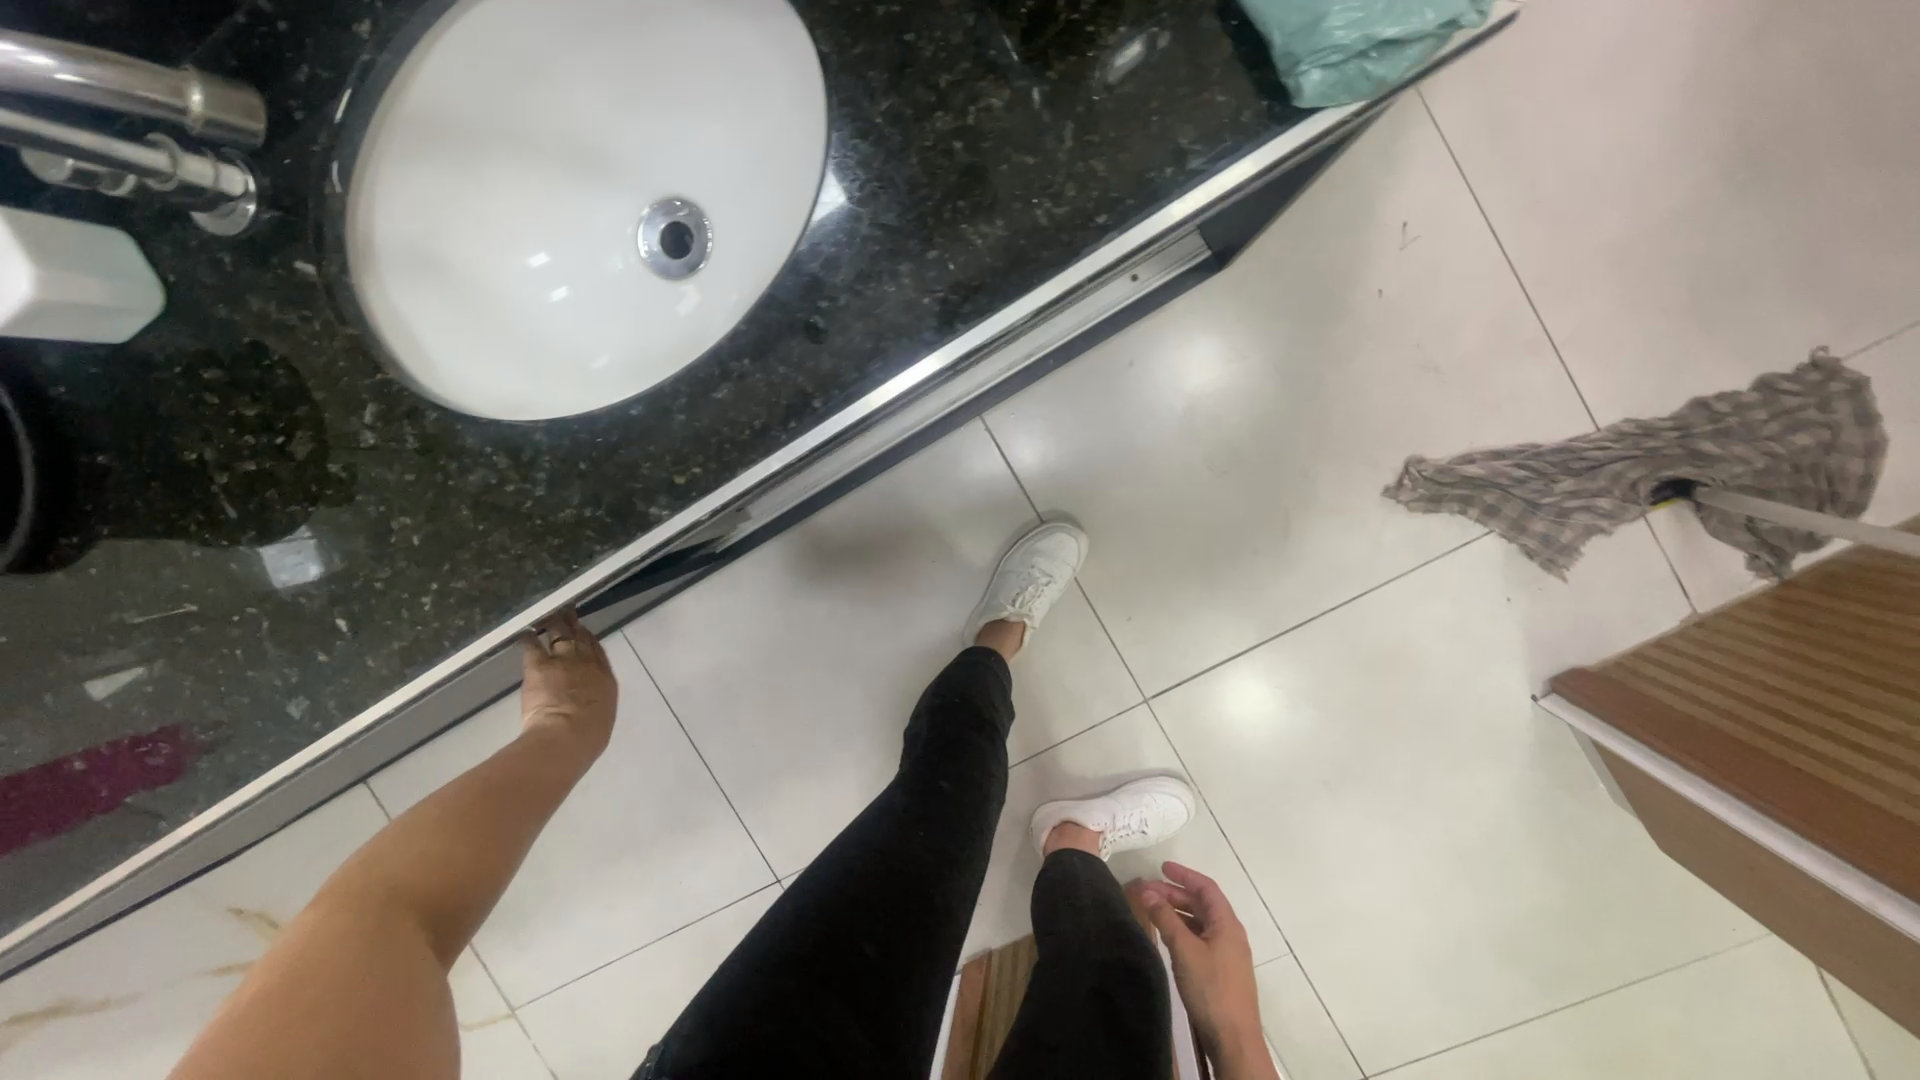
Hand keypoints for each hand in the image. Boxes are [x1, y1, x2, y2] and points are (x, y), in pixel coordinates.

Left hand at [519, 608, 617, 756]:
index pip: (597, 652)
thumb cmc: (590, 736)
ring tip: (549, 616)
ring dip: (554, 624)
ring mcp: (564, 661)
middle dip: (574, 624)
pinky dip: (529, 639)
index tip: (584, 631)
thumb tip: (587, 704)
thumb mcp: (601, 717)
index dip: (590, 639)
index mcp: (604, 679)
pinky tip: (525, 634)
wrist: (568, 734)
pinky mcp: (540, 665)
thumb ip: (595, 704)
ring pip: (560, 635)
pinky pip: (533, 646)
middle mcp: (587, 664)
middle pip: (580, 638)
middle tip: (568, 612)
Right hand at [1137, 862, 1274, 1079]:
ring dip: (1178, 912)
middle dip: (1175, 894)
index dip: (1184, 874)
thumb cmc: (1211, 989)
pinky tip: (1168, 937)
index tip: (1161, 868)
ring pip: (1201, 922)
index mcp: (1227, 924)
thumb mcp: (1184, 950)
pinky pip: (1201, 939)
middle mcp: (1230, 934)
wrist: (1234, 1039)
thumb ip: (1166, 919)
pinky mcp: (1222, 971)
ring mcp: (1227, 954)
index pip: (1206, 888)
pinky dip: (1183, 931)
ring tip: (1152, 911)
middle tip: (1147, 891)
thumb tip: (1148, 893)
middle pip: (1202, 904)